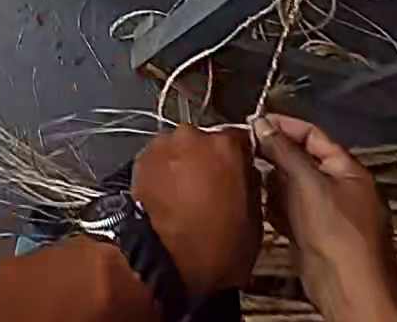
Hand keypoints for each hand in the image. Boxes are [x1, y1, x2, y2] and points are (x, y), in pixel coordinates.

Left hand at [130, 124, 261, 297]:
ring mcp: (165, 143)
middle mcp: (194, 136)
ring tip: (187, 196)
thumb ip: (253, 189)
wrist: (161, 260)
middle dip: (211, 161)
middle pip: (209, 143)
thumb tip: (248, 177)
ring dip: (186, 165)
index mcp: (226, 148)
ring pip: (183, 149)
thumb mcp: (253, 227)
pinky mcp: (143, 156)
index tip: (242, 172)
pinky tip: (168, 196)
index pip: (242, 139)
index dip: (243, 158)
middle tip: (212, 190)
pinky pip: (161, 158)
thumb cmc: (211, 249)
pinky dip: (165, 171)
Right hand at [252, 114, 396, 321]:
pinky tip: (266, 207)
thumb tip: (264, 125)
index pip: (312, 135)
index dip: (284, 125)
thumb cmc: (342, 239)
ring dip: (273, 183)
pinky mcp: (313, 235)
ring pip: (292, 186)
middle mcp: (339, 190)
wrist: (349, 293)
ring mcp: (326, 214)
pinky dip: (276, 207)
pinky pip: (289, 211)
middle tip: (251, 148)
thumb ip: (284, 150)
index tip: (258, 122)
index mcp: (348, 171)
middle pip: (300, 160)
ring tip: (256, 180)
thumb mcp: (308, 182)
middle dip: (276, 155)